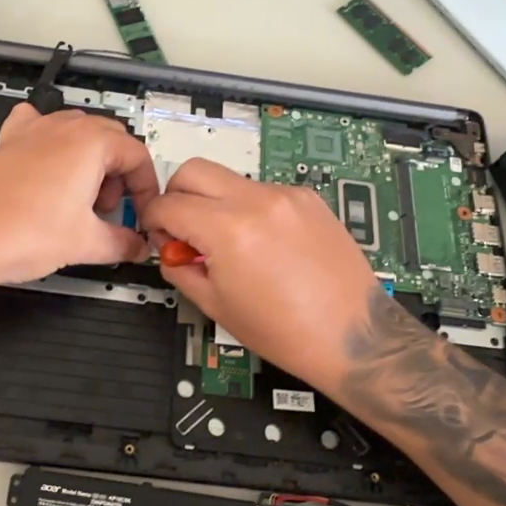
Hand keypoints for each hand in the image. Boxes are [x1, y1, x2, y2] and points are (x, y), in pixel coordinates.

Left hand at [0, 104, 159, 291]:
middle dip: (119, 175)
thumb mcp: (85, 244)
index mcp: (91, 142)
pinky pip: (36, 129)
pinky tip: (45, 171)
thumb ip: (121, 243)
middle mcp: (62, 127)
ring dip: (88, 162)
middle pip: (110, 139)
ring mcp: (31, 130)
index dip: (146, 188)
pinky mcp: (5, 143)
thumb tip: (136, 247)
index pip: (138, 155)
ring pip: (76, 133)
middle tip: (110, 213)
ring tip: (78, 202)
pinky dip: (49, 145)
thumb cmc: (23, 233)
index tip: (143, 215)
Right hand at [139, 158, 377, 395]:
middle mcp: (257, 201)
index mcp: (228, 230)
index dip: (152, 221)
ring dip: (215, 202)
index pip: (168, 204)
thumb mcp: (215, 306)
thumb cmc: (286, 331)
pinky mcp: (308, 199)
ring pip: (230, 179)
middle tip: (182, 229)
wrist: (352, 335)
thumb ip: (181, 269)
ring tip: (227, 243)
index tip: (158, 236)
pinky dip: (249, 208)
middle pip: (193, 170)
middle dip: (177, 196)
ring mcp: (286, 195)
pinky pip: (263, 191)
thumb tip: (169, 248)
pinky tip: (260, 243)